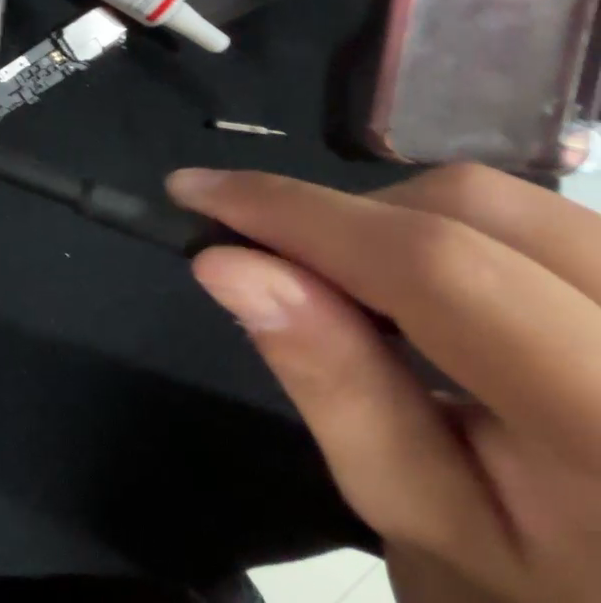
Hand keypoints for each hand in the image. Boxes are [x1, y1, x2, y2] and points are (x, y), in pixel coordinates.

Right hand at [169, 165, 600, 601]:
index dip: (302, 214)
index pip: (442, 271)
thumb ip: (334, 385)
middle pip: (487, 209)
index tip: (194, 192)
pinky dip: (471, 232)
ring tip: (367, 288)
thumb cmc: (530, 584)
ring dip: (408, 221)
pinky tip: (445, 293)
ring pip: (526, 201)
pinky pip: (561, 219)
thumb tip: (227, 264)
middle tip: (280, 261)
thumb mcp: (416, 510)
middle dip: (350, 216)